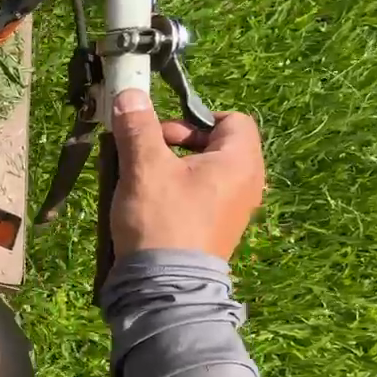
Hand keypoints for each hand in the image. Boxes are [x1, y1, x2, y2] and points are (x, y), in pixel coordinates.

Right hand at [109, 88, 264, 260]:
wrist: (163, 283)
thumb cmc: (161, 219)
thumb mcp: (144, 168)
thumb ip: (138, 128)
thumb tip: (129, 93)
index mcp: (241, 162)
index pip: (232, 119)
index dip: (193, 119)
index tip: (159, 133)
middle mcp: (247, 183)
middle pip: (213, 145)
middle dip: (173, 144)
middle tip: (141, 157)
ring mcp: (234, 208)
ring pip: (201, 171)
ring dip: (168, 169)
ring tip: (138, 182)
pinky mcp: (215, 227)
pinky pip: (197, 195)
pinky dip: (173, 191)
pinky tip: (146, 204)